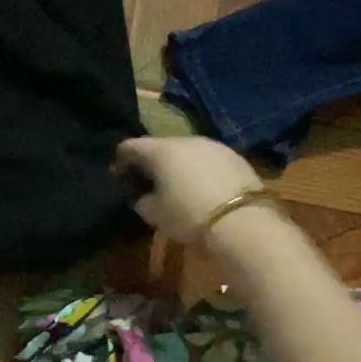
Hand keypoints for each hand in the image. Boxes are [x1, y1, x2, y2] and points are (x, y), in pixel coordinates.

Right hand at [114, 136, 275, 243]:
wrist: (242, 222)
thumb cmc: (188, 215)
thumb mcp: (154, 213)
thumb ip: (141, 200)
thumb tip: (140, 195)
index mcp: (160, 150)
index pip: (130, 146)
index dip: (120, 161)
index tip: (118, 177)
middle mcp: (185, 140)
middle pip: (159, 146)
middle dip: (150, 162)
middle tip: (145, 183)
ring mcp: (213, 145)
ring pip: (185, 151)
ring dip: (176, 165)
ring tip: (174, 186)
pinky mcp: (234, 156)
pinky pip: (206, 159)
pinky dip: (198, 170)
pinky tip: (199, 188)